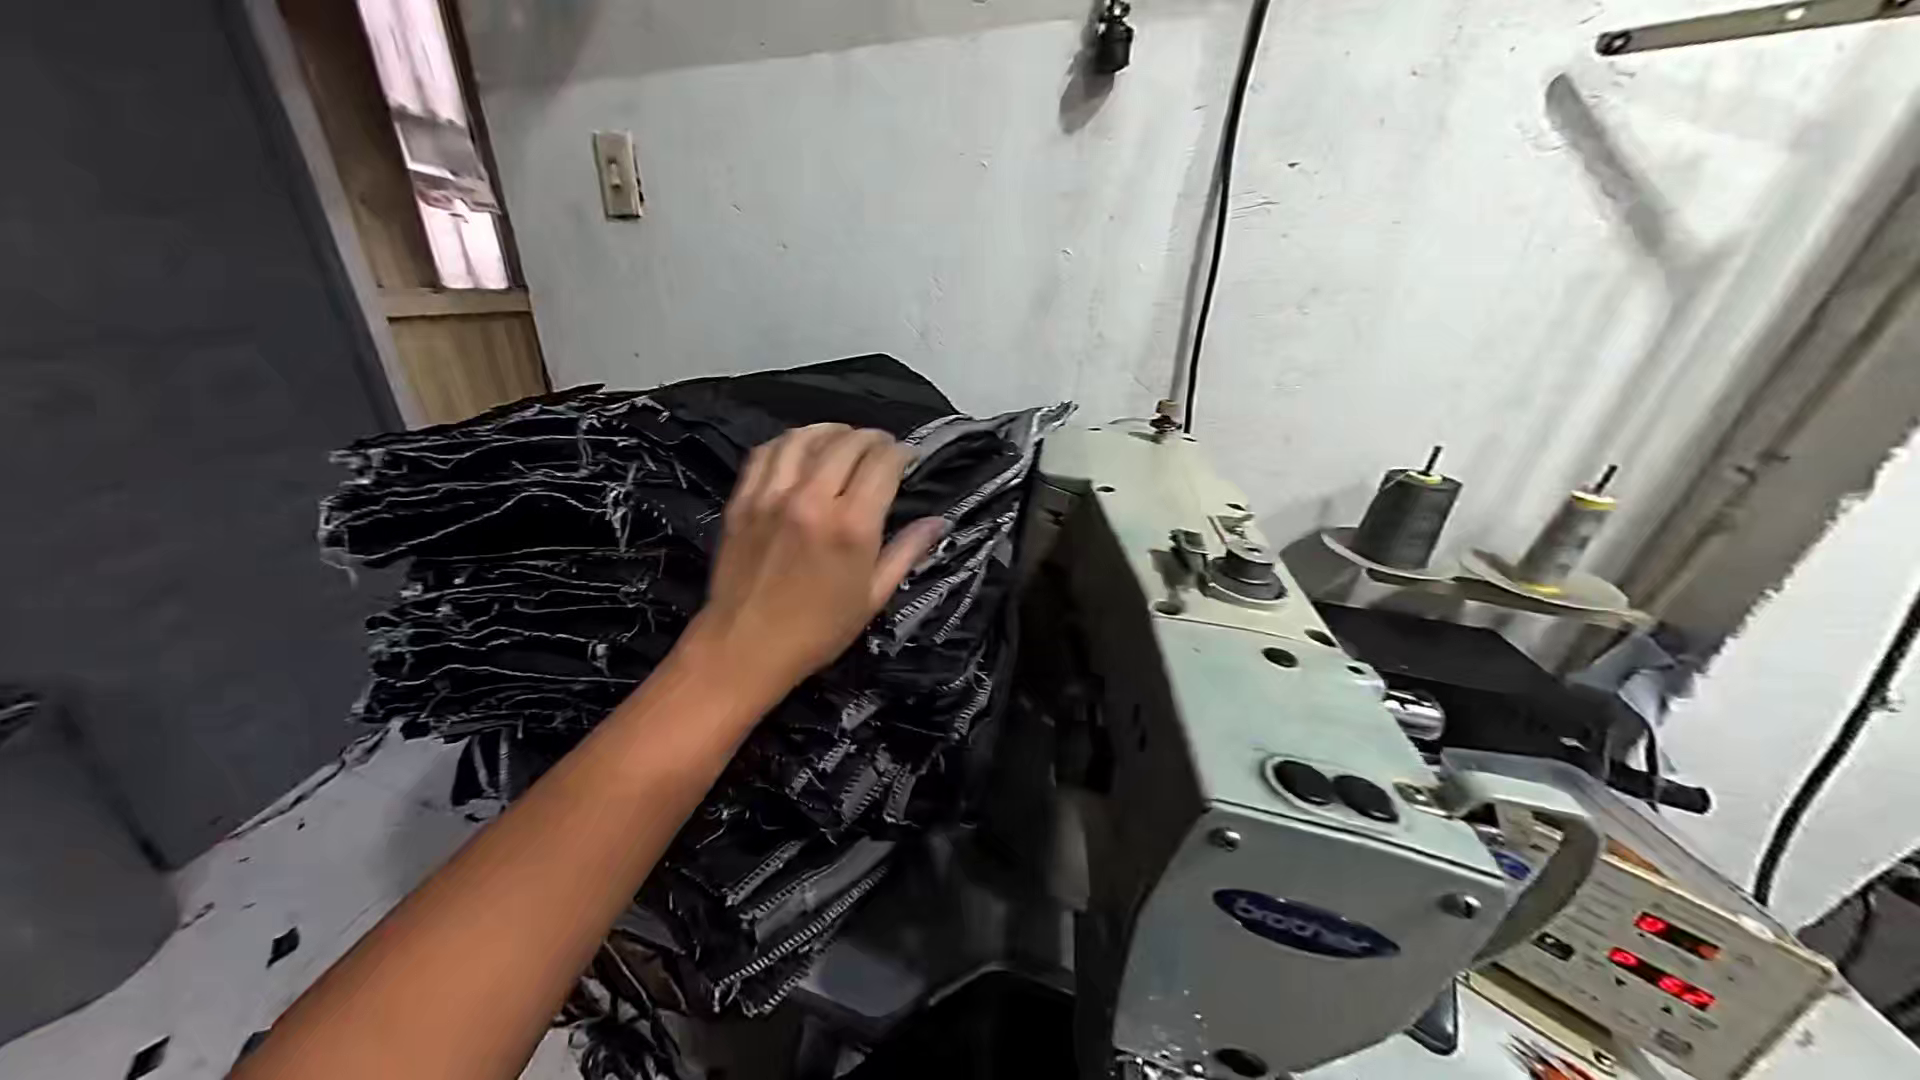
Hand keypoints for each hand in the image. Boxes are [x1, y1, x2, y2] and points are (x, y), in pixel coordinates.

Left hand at [678, 424, 945, 705]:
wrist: (745, 648)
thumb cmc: (818, 631)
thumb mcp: (874, 596)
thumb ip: (907, 551)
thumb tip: (938, 522)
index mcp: (852, 526)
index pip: (883, 463)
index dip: (901, 452)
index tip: (908, 457)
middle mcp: (812, 500)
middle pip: (847, 443)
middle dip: (872, 438)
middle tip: (882, 448)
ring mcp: (772, 496)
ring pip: (805, 438)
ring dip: (831, 431)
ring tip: (844, 439)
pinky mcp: (743, 500)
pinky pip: (766, 453)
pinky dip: (789, 442)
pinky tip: (801, 449)